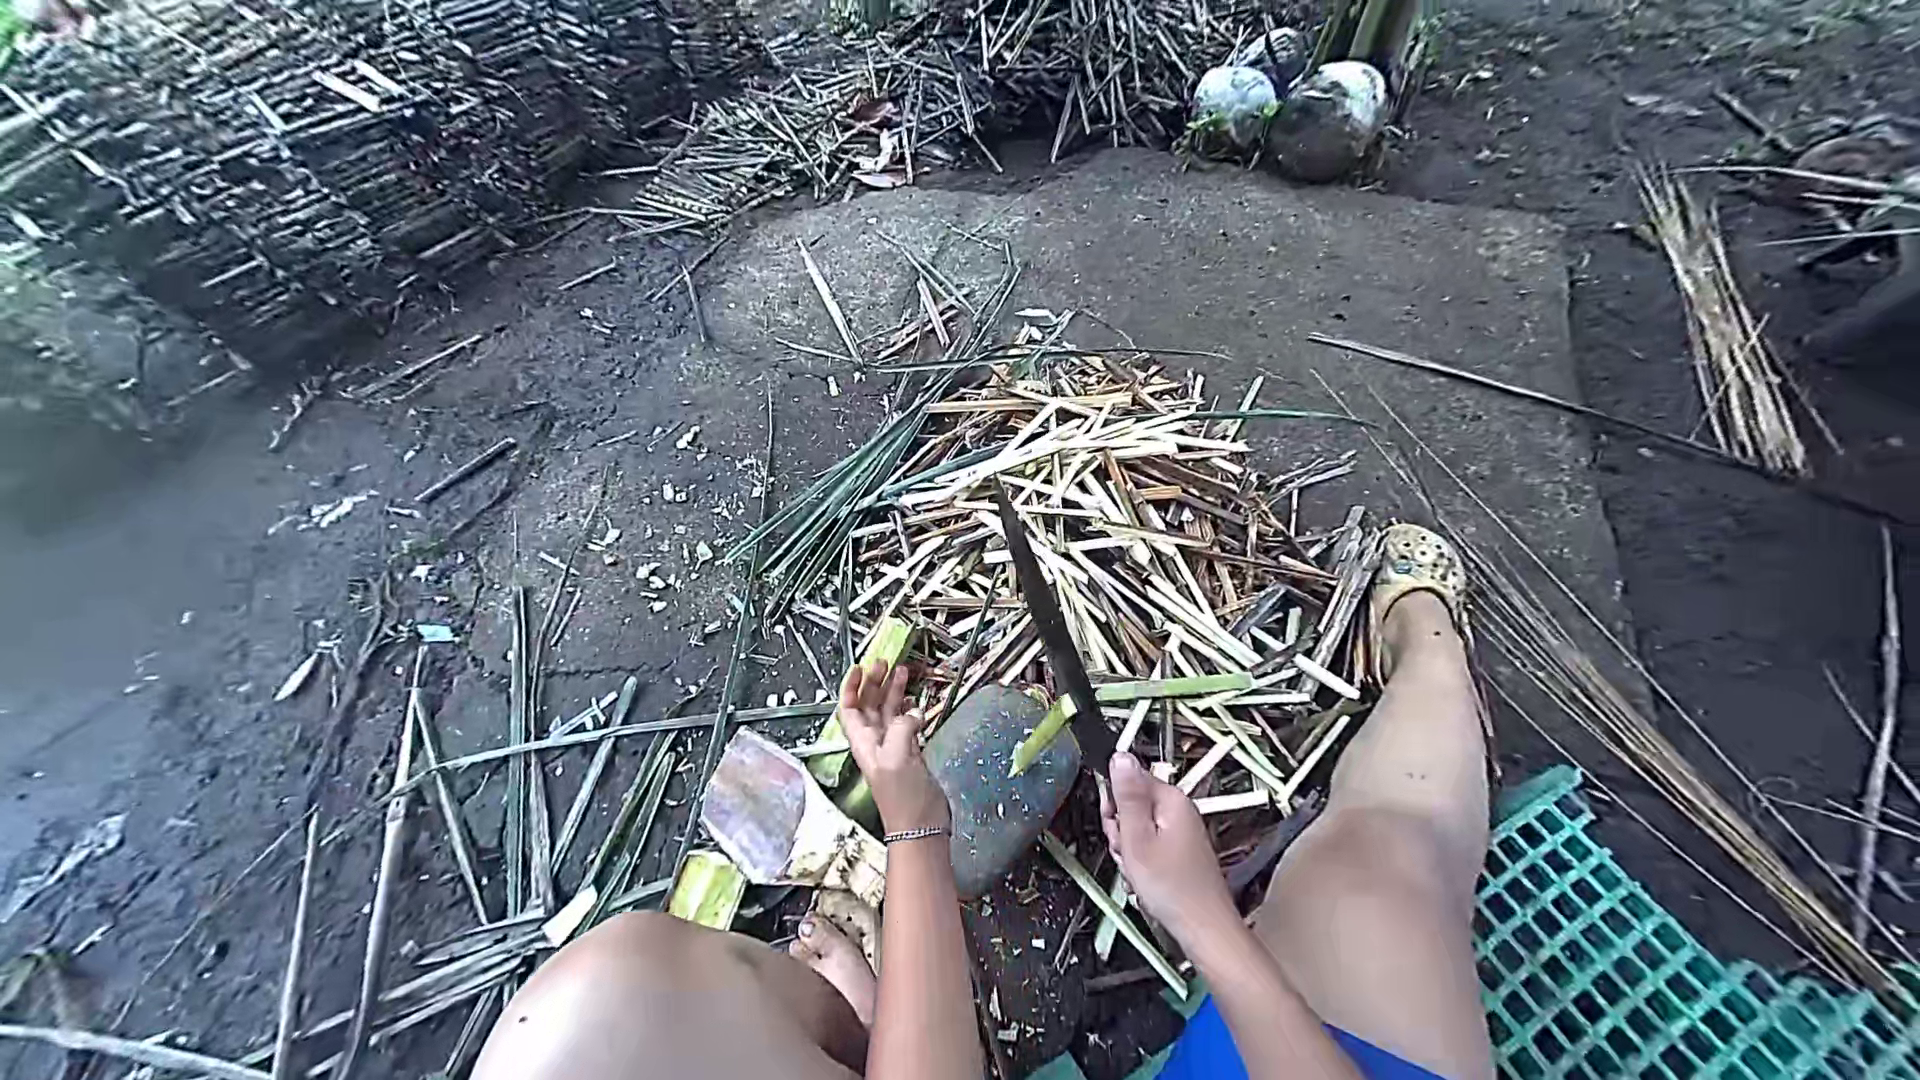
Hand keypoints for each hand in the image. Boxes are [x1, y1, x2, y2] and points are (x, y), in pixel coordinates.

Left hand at [840, 659, 950, 834]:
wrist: (921, 825)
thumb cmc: (903, 800)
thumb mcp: (898, 756)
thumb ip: (902, 727)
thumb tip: (911, 713)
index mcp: (864, 743)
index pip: (849, 708)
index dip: (851, 687)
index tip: (860, 668)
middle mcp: (875, 742)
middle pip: (869, 704)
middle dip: (875, 682)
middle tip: (885, 663)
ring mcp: (893, 747)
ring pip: (888, 710)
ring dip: (893, 690)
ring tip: (902, 672)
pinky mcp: (910, 752)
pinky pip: (906, 722)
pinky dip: (910, 708)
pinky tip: (915, 701)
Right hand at [1099, 752, 1238, 945]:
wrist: (1204, 931)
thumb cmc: (1173, 889)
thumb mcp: (1137, 837)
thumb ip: (1126, 795)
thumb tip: (1120, 755)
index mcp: (1170, 799)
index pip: (1126, 779)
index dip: (1113, 805)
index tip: (1116, 828)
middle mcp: (1178, 809)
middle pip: (1131, 803)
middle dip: (1120, 829)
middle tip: (1127, 852)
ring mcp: (1180, 829)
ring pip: (1137, 826)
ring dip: (1129, 848)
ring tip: (1137, 869)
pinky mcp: (1179, 848)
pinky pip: (1148, 843)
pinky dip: (1141, 860)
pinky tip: (1145, 877)